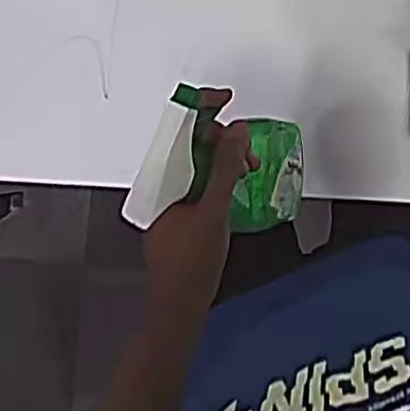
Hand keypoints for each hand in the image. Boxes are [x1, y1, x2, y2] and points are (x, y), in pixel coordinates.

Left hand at [141, 88, 257, 309]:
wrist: (177, 312)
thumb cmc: (190, 267)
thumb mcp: (213, 211)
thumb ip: (226, 168)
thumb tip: (237, 129)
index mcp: (161, 180)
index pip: (178, 129)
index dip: (201, 107)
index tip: (225, 98)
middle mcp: (163, 183)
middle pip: (192, 142)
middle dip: (224, 138)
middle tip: (248, 151)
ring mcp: (172, 196)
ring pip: (200, 159)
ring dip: (227, 156)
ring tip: (248, 170)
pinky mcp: (182, 208)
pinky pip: (202, 176)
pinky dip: (223, 172)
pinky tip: (238, 181)